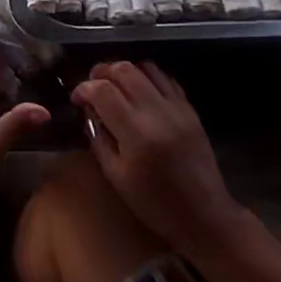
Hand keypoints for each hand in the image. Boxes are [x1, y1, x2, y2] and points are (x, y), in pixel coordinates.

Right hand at [72, 61, 245, 253]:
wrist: (203, 214)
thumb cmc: (155, 203)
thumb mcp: (116, 176)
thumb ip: (99, 139)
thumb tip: (89, 112)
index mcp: (136, 133)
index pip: (103, 91)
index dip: (84, 88)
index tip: (76, 98)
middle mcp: (156, 112)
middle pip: (124, 70)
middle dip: (102, 71)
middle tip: (91, 84)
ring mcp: (176, 107)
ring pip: (146, 67)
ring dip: (124, 69)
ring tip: (114, 83)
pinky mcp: (189, 108)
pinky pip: (166, 78)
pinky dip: (147, 76)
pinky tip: (139, 89)